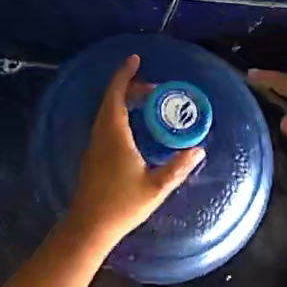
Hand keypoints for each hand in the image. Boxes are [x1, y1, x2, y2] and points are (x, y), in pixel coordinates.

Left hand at [64, 55, 203, 244]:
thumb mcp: (156, 186)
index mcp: (113, 133)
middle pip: (112, 100)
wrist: (88, 227)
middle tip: (155, 89)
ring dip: (124, 101)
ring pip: (107, 112)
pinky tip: (134, 128)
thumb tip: (197, 150)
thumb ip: (177, 167)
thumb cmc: (122, 205)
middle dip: (131, 87)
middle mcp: (100, 133)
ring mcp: (94, 145)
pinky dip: (119, 114)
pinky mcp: (93, 156)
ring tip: (147, 104)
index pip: (116, 94)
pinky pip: (106, 124)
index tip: (135, 59)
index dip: (124, 74)